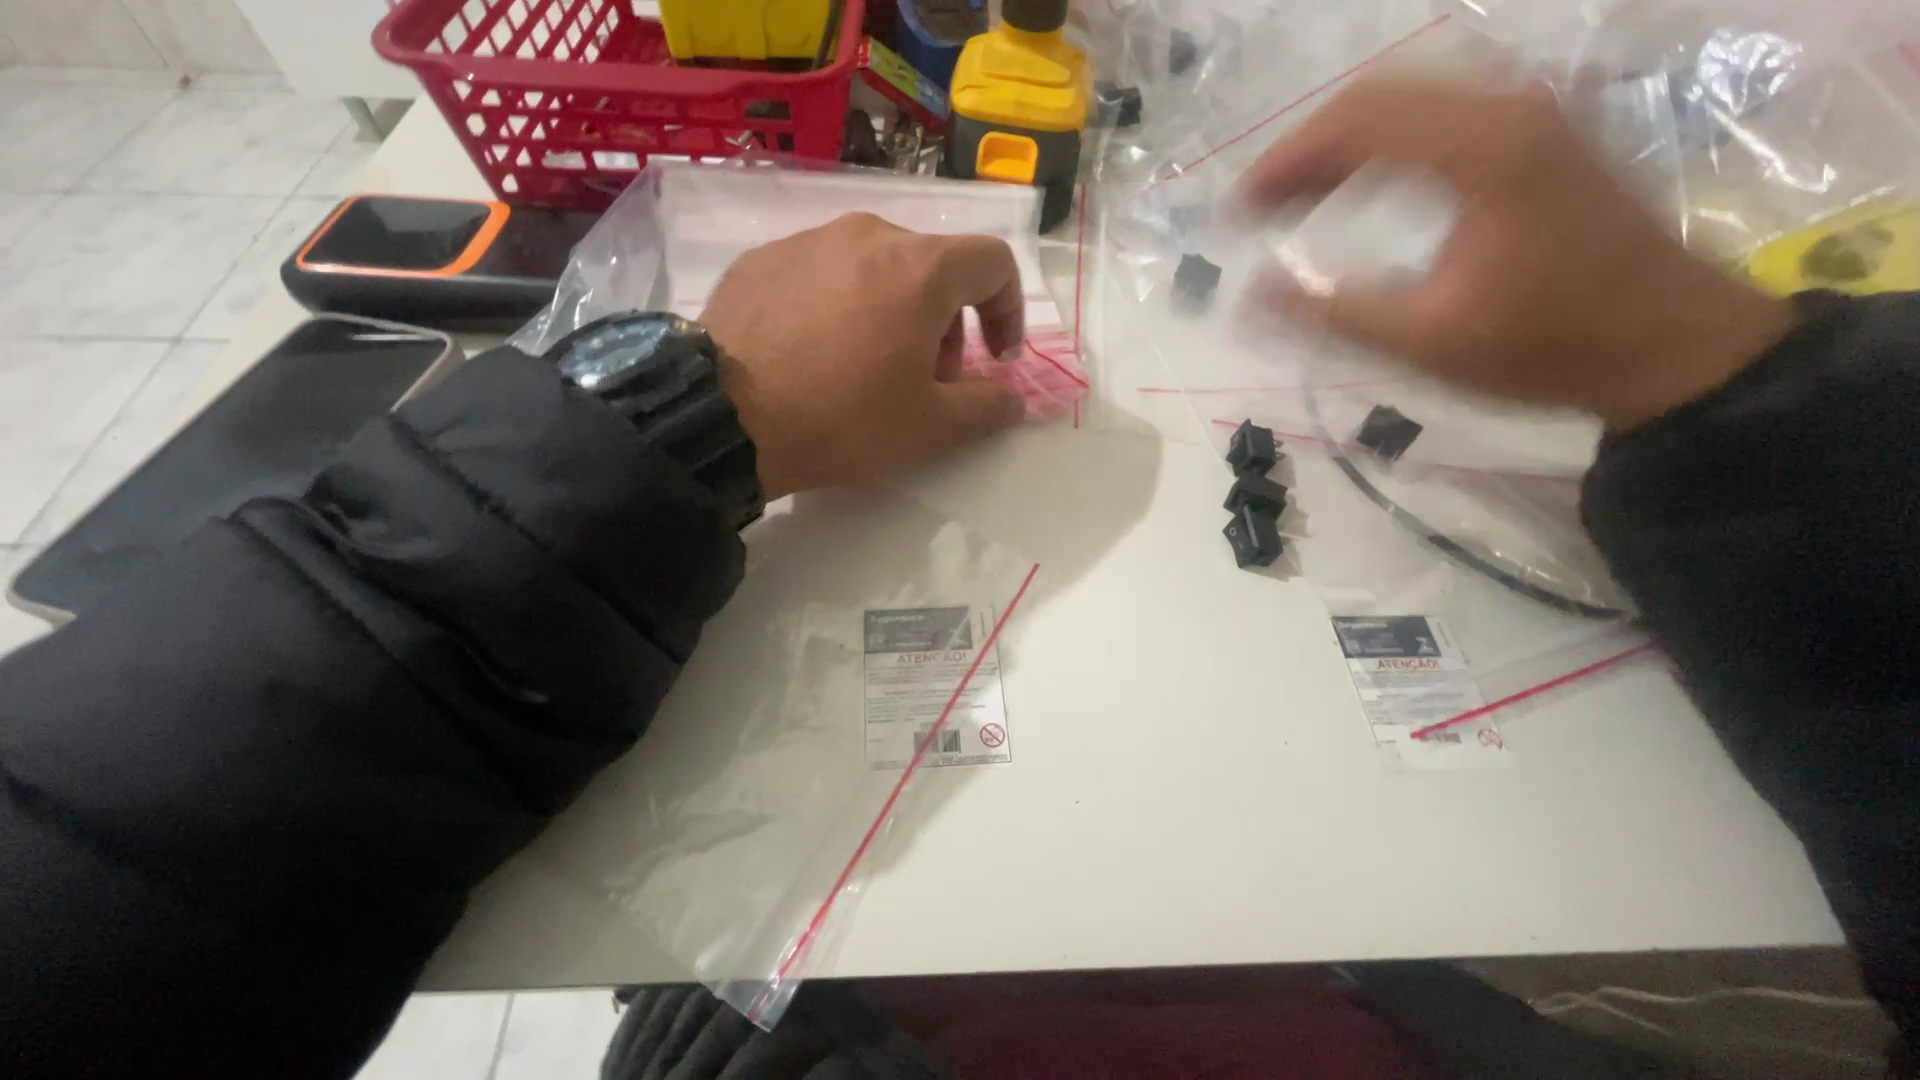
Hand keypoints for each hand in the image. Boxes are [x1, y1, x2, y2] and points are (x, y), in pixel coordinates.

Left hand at [701, 213, 1026, 498]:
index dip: (1008, 309)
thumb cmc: (842, 420)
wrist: (722, 417)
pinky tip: (814, 354)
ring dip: (893, 311)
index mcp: (919, 268)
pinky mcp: (762, 258)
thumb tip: (1012, 398)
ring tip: (866, 367)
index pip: (993, 261)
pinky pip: (823, 273)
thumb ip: (988, 407)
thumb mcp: (930, 428)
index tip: (996, 357)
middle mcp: (867, 235)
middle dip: (946, 322)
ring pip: (876, 266)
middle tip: (927, 378)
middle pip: (932, 266)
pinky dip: (839, 305)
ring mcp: (808, 240)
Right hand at [1235, 78, 1797, 428]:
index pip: (1354, 121)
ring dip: (1341, 143)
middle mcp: (1509, 106)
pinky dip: (1385, 141)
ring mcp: (1533, 110)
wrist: (1670, 346)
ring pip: (1410, 95)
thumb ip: (1328, 313)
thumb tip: (1246, 294)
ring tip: (1296, 200)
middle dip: (1303, 150)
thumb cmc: (1545, 349)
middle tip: (1257, 209)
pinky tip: (1359, 185)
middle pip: (1377, 94)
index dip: (1281, 164)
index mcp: (1481, 148)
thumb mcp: (1422, 343)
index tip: (1234, 214)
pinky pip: (1443, 110)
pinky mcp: (1543, 129)